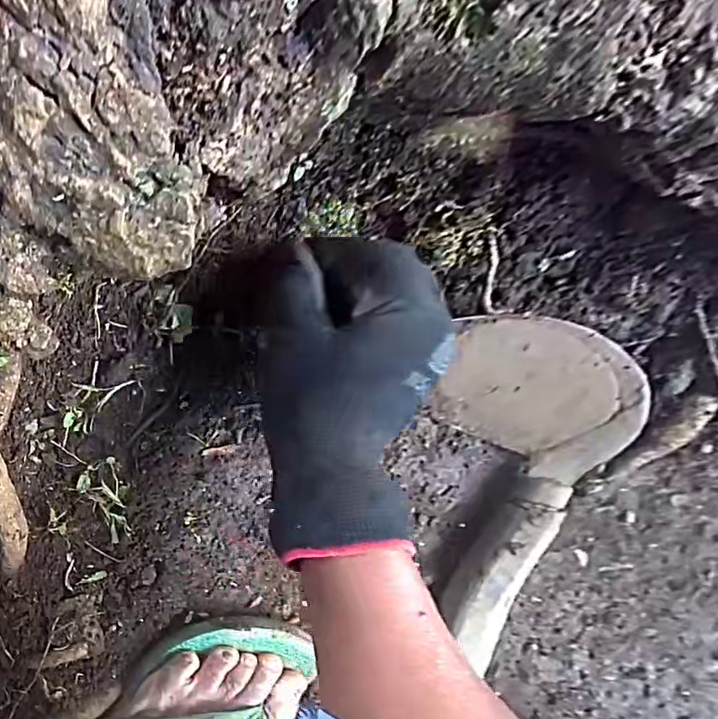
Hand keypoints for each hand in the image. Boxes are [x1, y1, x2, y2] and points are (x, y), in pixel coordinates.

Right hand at [254, 239, 452, 562]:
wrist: (329, 469)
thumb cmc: (308, 403)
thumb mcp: (291, 339)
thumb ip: (294, 287)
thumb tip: (290, 250)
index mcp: (410, 310)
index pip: (371, 255)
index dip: (325, 249)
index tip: (284, 255)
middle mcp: (433, 322)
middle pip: (392, 271)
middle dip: (344, 264)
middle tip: (296, 274)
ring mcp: (428, 348)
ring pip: (394, 295)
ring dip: (353, 287)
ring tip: (308, 298)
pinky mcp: (413, 368)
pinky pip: (393, 322)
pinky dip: (362, 312)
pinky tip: (329, 325)